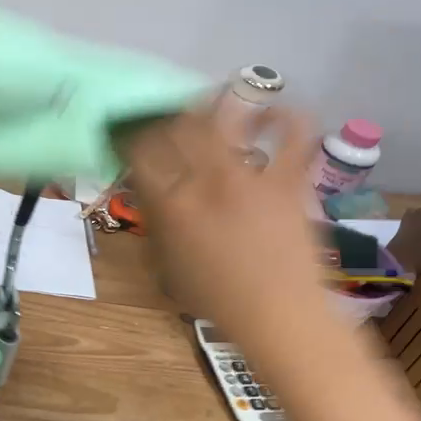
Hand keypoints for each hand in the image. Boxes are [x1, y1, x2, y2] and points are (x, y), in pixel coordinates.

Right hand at [118, 104, 331, 349]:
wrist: (280, 315)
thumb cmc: (217, 298)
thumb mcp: (168, 263)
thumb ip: (156, 220)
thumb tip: (150, 189)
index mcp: (171, 205)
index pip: (140, 151)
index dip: (129, 134)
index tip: (127, 131)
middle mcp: (206, 181)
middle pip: (179, 125)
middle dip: (166, 113)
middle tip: (164, 115)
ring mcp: (251, 177)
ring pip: (227, 118)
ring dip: (215, 105)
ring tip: (210, 104)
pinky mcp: (289, 179)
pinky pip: (293, 134)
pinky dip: (285, 117)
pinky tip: (273, 114)